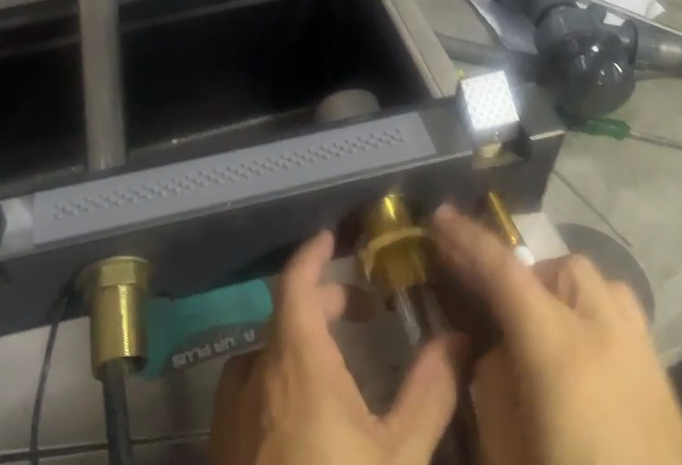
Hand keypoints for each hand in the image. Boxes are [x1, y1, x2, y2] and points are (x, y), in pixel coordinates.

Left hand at [210, 231, 461, 464]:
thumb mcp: (400, 453)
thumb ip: (431, 391)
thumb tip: (459, 340)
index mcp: (298, 363)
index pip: (296, 285)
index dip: (313, 254)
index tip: (333, 237)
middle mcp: (256, 374)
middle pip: (286, 315)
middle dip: (325, 301)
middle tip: (364, 312)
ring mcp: (232, 411)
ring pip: (266, 352)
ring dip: (300, 341)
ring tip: (339, 362)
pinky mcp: (223, 443)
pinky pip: (249, 387)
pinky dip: (279, 374)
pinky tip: (304, 412)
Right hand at [431, 205, 681, 464]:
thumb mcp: (506, 446)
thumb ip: (494, 382)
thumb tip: (498, 347)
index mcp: (558, 347)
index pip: (504, 272)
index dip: (469, 240)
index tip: (441, 217)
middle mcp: (605, 332)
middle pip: (561, 267)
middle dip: (523, 274)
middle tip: (495, 308)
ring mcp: (642, 351)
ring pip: (600, 284)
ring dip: (563, 290)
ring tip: (541, 324)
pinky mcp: (663, 376)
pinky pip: (622, 315)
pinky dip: (593, 313)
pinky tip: (583, 352)